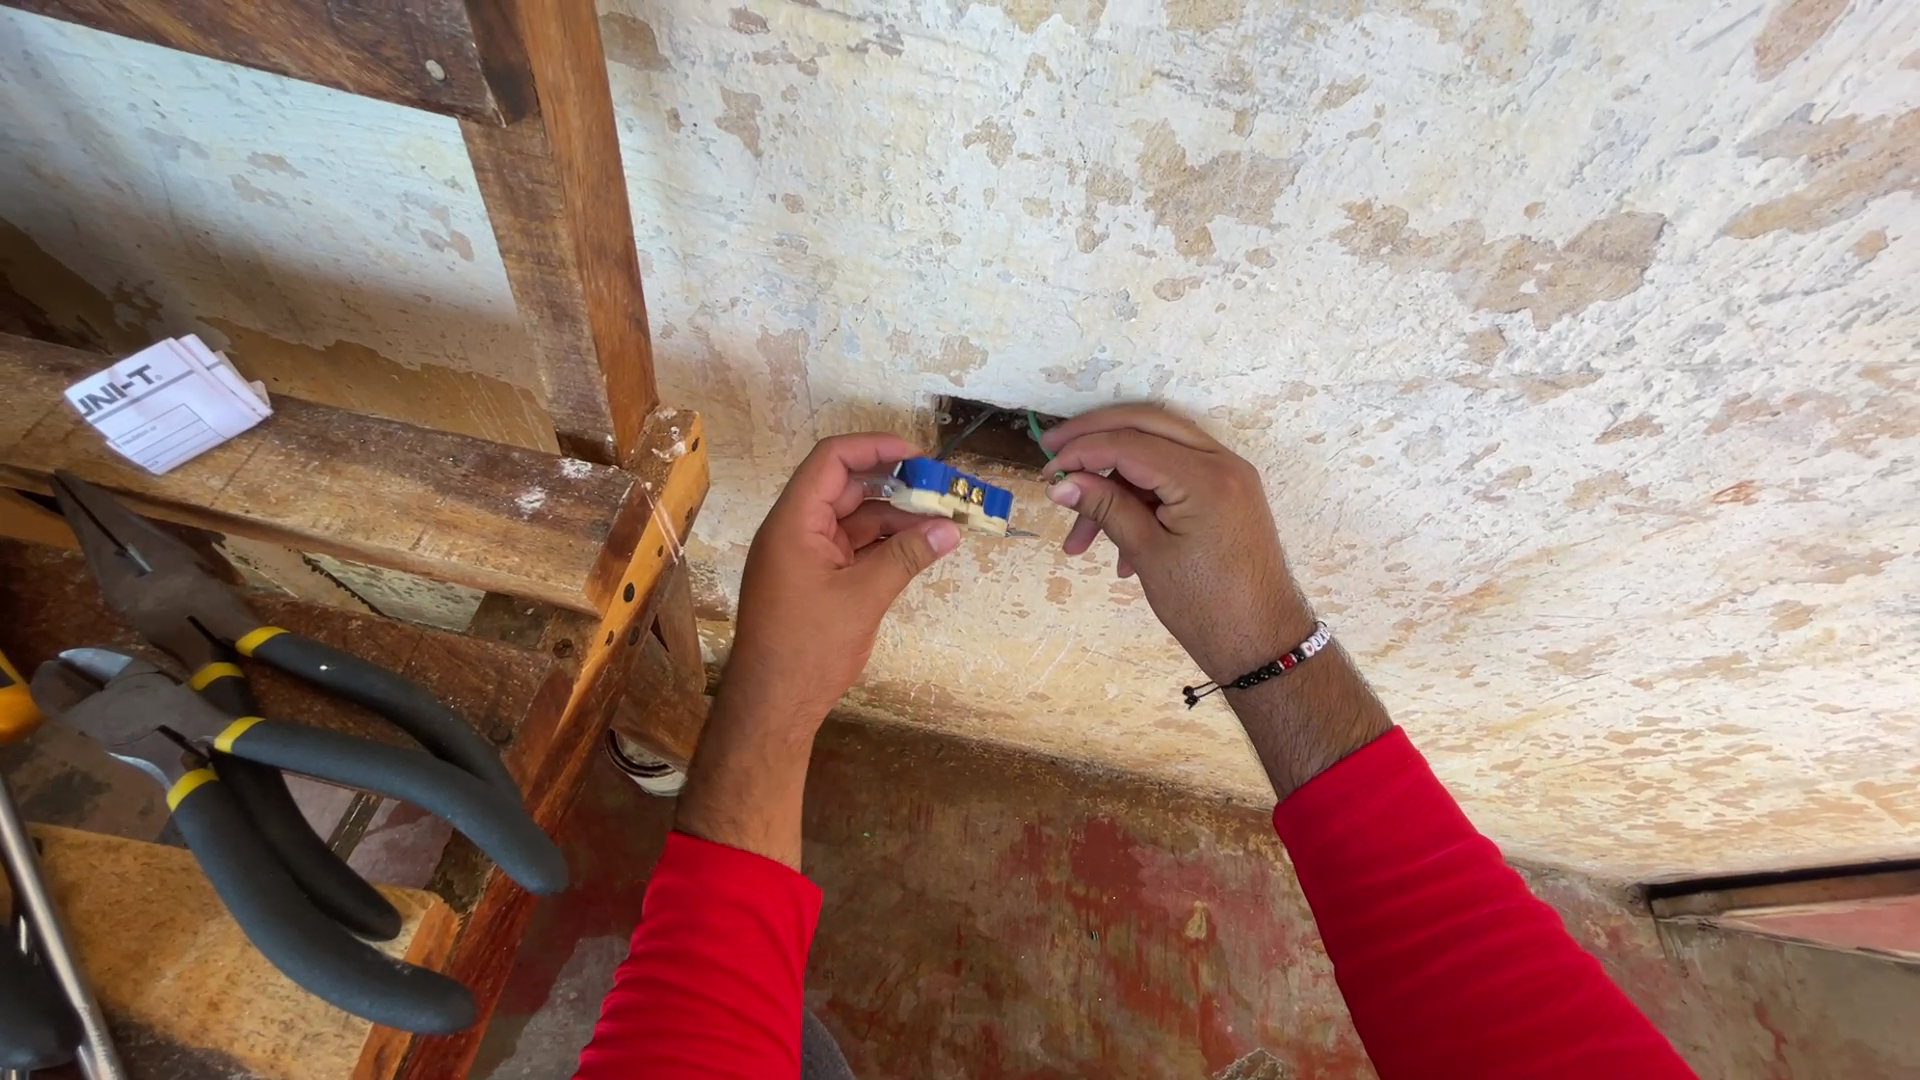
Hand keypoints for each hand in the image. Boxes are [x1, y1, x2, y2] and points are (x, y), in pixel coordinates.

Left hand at [680, 434, 959, 867]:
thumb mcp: (863, 597)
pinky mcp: (816, 579)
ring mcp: (806, 555)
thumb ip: (907, 557)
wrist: (773, 706)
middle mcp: (796, 530)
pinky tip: (920, 547)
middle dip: (896, 485)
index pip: (833, 461)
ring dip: (896, 518)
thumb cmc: (808, 648)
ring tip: (943, 521)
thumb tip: (951, 529)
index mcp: (794, 522)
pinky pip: (854, 548)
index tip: (920, 457)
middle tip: (942, 488)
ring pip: (855, 520)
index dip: (876, 448)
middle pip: (847, 488)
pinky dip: (885, 545)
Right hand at [1039, 404, 1312, 681]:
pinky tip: (1118, 550)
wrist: (1263, 643)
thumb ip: (1105, 507)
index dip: (1082, 451)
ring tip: (1080, 536)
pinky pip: (1173, 478)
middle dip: (1095, 436)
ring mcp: (1228, 475)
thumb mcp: (1147, 554)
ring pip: (1157, 452)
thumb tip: (1060, 483)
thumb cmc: (1206, 606)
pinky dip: (1140, 499)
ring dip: (1114, 481)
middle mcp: (1222, 462)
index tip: (1047, 470)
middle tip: (1053, 451)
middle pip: (1146, 424)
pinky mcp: (1226, 493)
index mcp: (1205, 477)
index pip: (1130, 442)